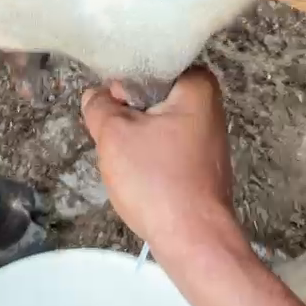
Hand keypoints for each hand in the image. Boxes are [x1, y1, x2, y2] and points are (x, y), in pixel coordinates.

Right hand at [81, 67, 242, 260]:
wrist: (193, 241)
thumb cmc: (158, 181)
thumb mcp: (114, 134)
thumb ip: (99, 106)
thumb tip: (96, 96)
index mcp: (197, 84)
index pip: (147, 64)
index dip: (121, 83)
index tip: (110, 105)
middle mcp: (208, 104)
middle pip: (150, 94)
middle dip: (127, 112)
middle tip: (115, 134)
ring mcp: (207, 135)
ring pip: (154, 121)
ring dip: (134, 135)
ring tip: (128, 157)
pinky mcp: (201, 162)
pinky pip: (164, 144)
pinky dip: (148, 154)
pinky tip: (139, 173)